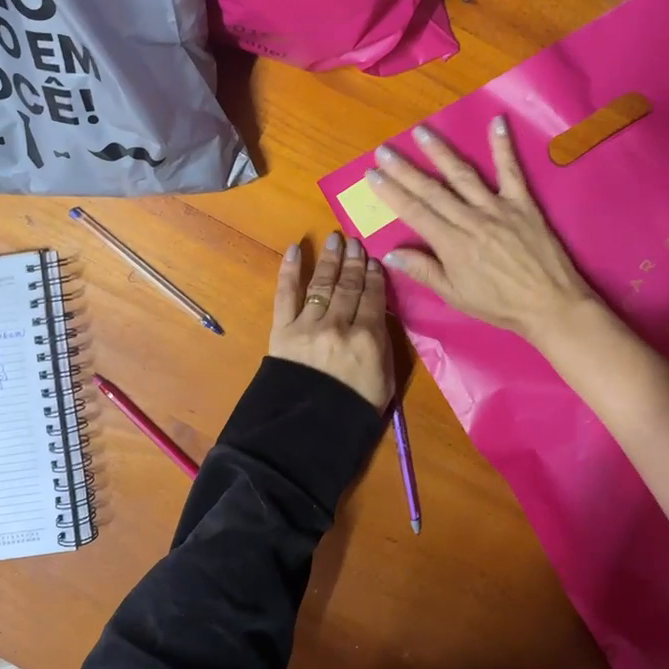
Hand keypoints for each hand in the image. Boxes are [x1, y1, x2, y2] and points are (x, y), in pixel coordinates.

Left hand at [267, 233, 394, 407]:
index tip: (373, 258)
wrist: (308, 429)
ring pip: (321, 284)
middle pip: (348, 285)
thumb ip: (384, 345)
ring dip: (329, 260)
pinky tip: (296, 249)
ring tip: (334, 239)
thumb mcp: (385, 380)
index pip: (373, 296)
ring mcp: (308, 325)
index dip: (373, 274)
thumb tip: (379, 316)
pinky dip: (289, 270)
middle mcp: (339, 324)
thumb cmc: (353, 410)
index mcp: (369, 337)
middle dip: (353, 261)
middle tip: (354, 241)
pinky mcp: (283, 330)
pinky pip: (286, 294)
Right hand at [366, 118, 608, 343]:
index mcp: (452, 245)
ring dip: (440, 151)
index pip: (414, 212)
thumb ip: (424, 271)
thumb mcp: (456, 296)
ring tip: (421, 132)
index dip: (391, 192)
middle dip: (404, 169)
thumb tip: (390, 253)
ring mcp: (498, 208)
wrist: (551, 305)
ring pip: (463, 175)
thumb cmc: (500, 306)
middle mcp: (471, 221)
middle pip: (432, 190)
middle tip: (383, 150)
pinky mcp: (523, 203)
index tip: (372, 175)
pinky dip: (504, 146)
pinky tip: (497, 122)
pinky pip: (511, 171)